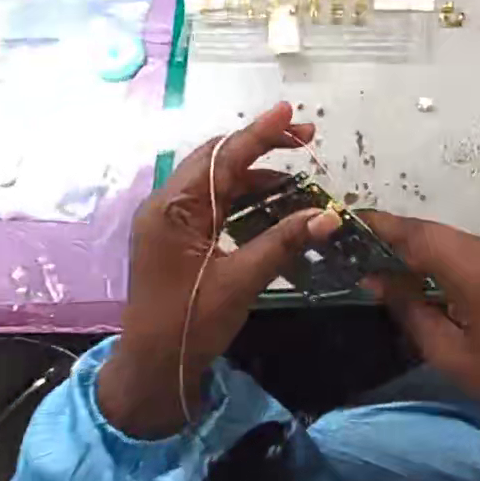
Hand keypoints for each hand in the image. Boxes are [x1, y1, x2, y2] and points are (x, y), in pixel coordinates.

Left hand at [100, 103, 342, 437]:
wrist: (152, 367)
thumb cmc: (190, 324)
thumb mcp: (240, 282)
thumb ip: (282, 242)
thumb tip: (327, 215)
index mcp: (173, 208)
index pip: (223, 158)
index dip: (260, 133)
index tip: (291, 113)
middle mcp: (166, 205)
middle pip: (217, 161)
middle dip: (259, 147)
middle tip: (305, 140)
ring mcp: (168, 222)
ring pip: (216, 183)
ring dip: (254, 176)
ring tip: (297, 175)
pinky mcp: (176, 238)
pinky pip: (212, 205)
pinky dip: (242, 200)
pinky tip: (272, 203)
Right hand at [360, 211, 479, 472]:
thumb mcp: (449, 354)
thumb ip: (409, 310)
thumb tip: (375, 281)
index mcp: (475, 271)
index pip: (415, 235)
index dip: (378, 226)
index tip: (344, 224)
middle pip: (427, 230)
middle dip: (388, 234)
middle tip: (352, 247)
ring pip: (442, 237)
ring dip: (408, 245)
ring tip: (373, 260)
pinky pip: (458, 249)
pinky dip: (429, 255)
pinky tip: (410, 272)